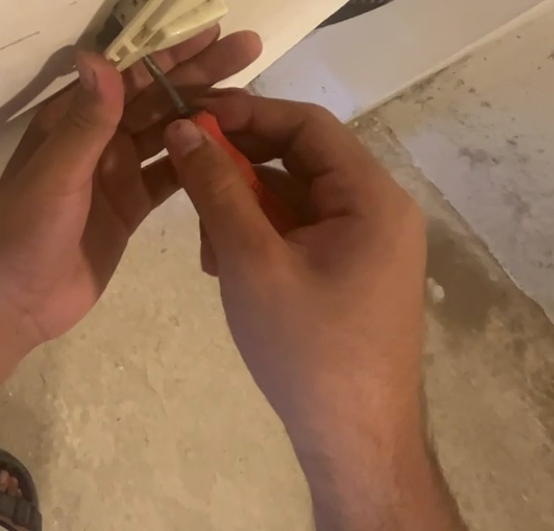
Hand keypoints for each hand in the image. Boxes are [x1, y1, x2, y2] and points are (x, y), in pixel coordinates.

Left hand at [0, 27, 261, 350]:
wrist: (16, 300)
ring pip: (167, 133)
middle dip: (198, 74)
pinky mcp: (130, 205)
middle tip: (248, 47)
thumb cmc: (26, 229)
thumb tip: (100, 55)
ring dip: (206, 114)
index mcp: (71, 120)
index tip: (210, 29)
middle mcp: (96, 138)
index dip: (166, 51)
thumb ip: (85, 121)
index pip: (125, 74)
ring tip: (255, 96)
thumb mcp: (57, 172)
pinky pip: (171, 176)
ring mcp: (115, 172)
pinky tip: (237, 153)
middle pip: (153, 98)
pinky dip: (199, 163)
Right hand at [163, 93, 454, 527]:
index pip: (305, 124)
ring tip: (204, 236)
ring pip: (284, 188)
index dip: (245, 111)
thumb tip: (182, 127)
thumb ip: (216, 186)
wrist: (352, 443)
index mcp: (370, 199)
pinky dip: (250, 227)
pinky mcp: (341, 264)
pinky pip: (289, 221)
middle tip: (180, 163)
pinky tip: (222, 259)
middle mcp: (373, 209)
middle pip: (294, 154)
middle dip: (234, 159)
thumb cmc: (306, 347)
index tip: (187, 116)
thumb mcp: (249, 258)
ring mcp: (358, 239)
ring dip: (236, 198)